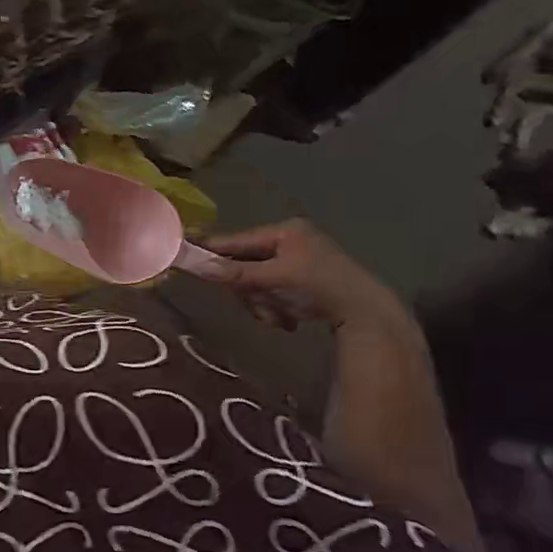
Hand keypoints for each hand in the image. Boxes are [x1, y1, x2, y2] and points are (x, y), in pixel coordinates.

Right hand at [200, 219, 402, 329]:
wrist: (368, 315)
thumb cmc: (320, 288)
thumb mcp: (275, 279)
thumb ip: (236, 272)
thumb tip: (197, 265)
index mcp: (284, 231)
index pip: (235, 240)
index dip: (210, 249)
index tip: (183, 253)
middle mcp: (289, 241)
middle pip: (244, 264)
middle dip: (249, 290)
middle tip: (257, 306)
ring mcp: (297, 261)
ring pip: (256, 282)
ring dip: (261, 303)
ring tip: (277, 318)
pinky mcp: (302, 280)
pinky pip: (270, 290)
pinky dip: (273, 306)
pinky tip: (286, 319)